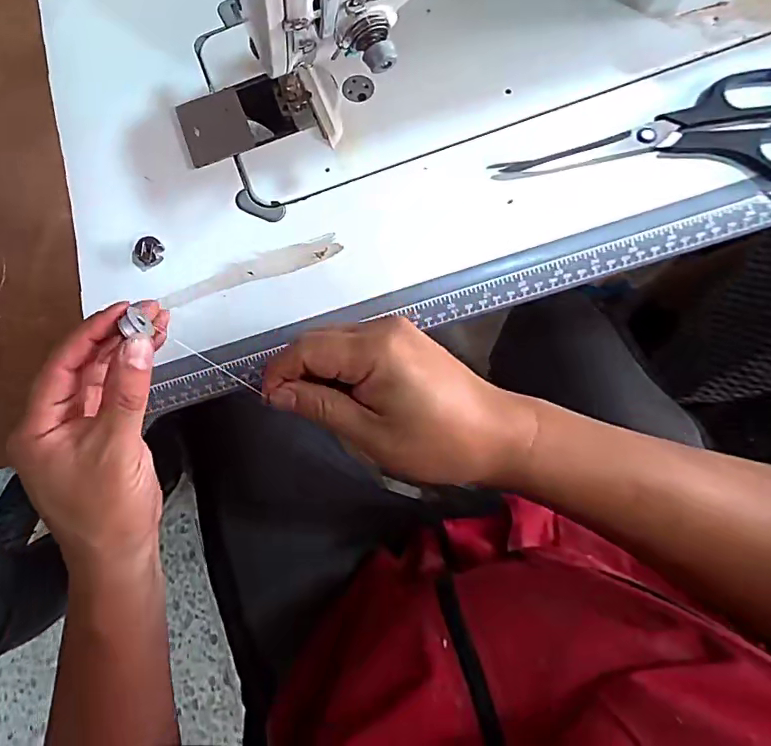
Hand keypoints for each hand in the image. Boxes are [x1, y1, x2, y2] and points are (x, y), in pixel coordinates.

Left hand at [9, 301, 168, 571]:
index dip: (91, 333)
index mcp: (36, 427)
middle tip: (144, 311)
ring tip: (155, 322)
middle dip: (113, 336)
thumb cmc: (106, 517)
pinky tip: (148, 348)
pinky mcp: (98, 431)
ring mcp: (75, 426)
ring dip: (126, 349)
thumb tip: (138, 341)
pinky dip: (130, 370)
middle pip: (80, 365)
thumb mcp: (117, 447)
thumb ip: (128, 390)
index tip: (120, 311)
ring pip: (98, 374)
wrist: (121, 562)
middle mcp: (50, 422)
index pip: (61, 364)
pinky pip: (112, 390)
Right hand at [261, 316, 539, 486]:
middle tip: (288, 405)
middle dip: (294, 368)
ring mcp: (393, 328)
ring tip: (313, 402)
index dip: (279, 371)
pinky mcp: (401, 337)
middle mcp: (380, 326)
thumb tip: (275, 393)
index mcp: (373, 347)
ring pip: (333, 339)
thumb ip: (319, 406)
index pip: (306, 348)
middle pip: (318, 339)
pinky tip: (341, 391)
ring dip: (315, 366)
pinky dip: (336, 363)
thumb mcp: (370, 435)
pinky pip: (353, 343)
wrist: (502, 436)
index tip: (269, 400)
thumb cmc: (438, 443)